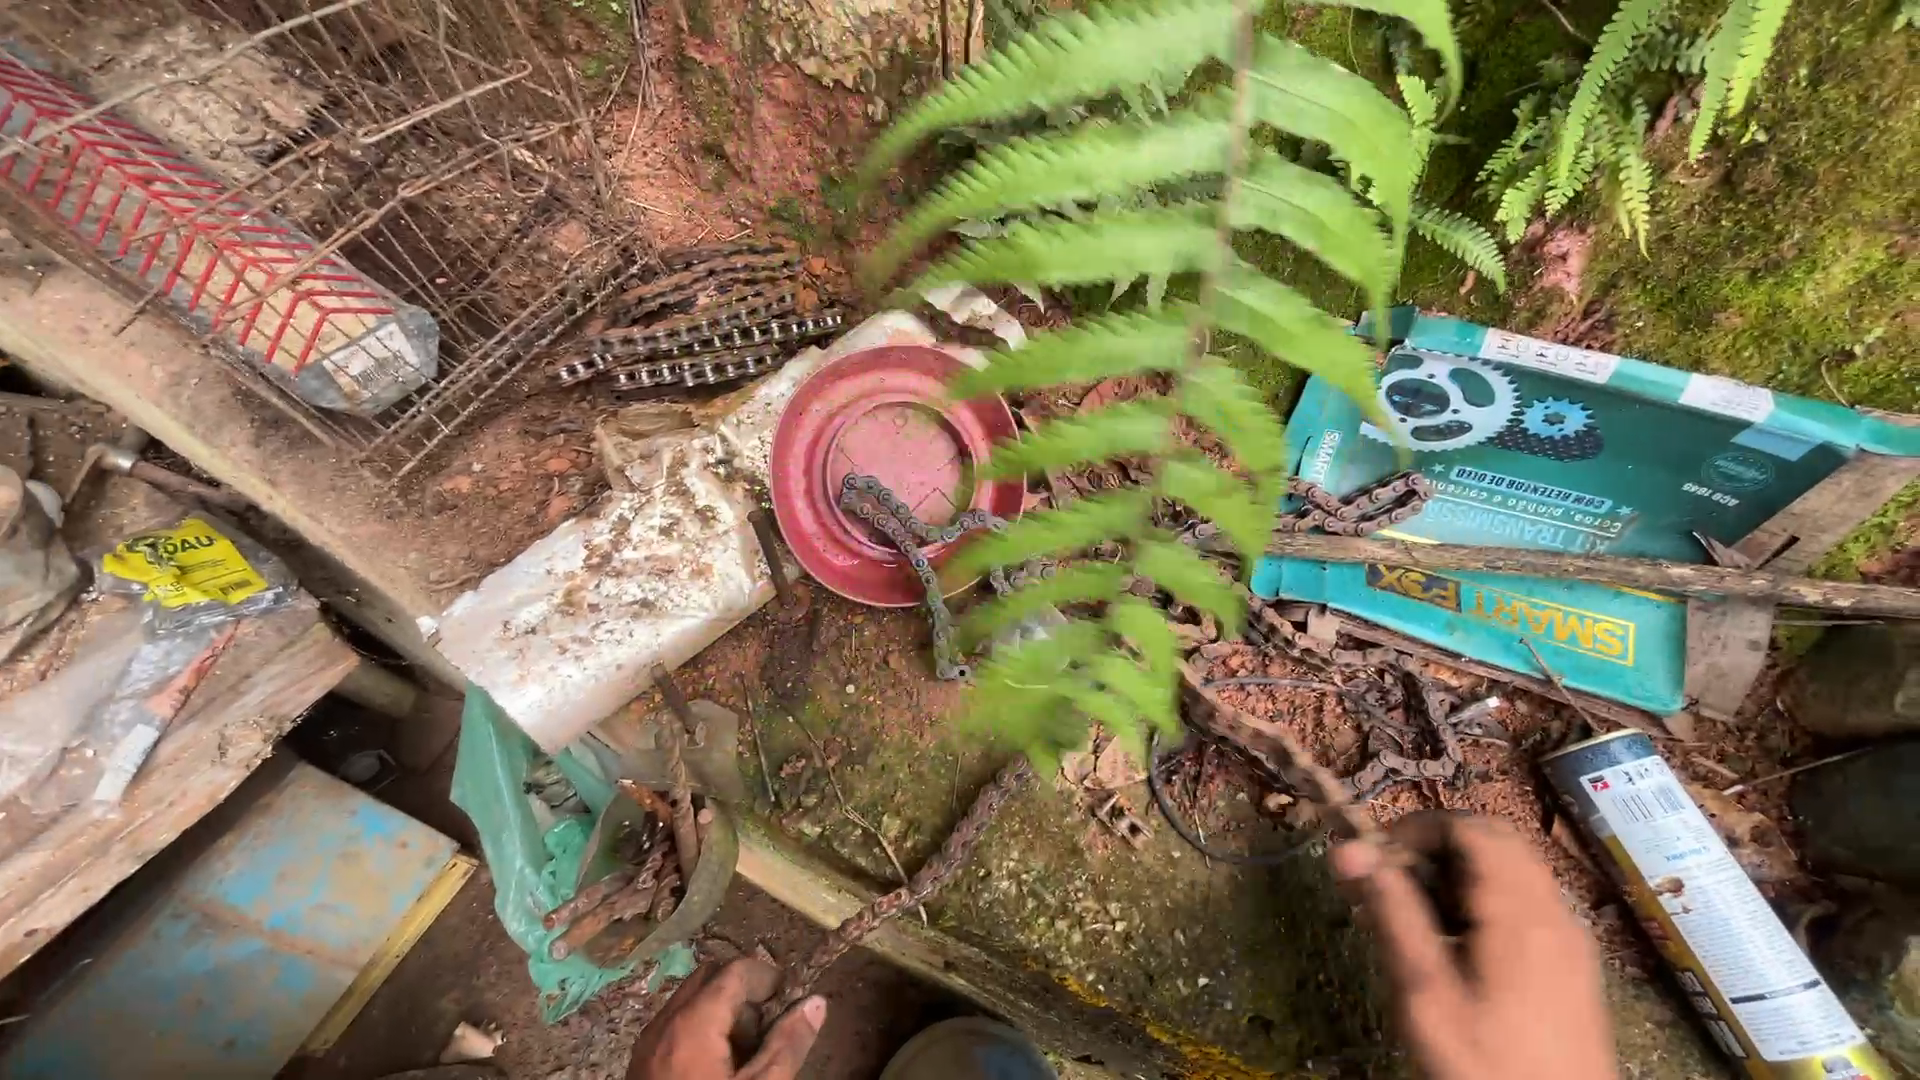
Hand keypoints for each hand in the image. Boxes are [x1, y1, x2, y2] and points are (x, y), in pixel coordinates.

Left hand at [626, 958, 826, 1079]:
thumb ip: (788, 1044)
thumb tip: (816, 1002)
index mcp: (693, 1023)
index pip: (737, 970)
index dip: (770, 978)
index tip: (791, 1005)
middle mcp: (663, 1024)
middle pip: (710, 977)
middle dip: (745, 991)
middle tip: (770, 1026)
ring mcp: (646, 1047)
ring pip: (691, 1001)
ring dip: (724, 1011)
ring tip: (749, 1053)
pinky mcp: (640, 1070)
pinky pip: (675, 1028)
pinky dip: (703, 1031)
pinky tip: (720, 1071)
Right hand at [1332, 813, 1614, 1079]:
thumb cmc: (1484, 1065)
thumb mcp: (1424, 993)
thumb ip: (1390, 912)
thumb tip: (1346, 847)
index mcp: (1519, 913)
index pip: (1467, 827)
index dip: (1415, 828)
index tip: (1378, 862)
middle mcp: (1553, 912)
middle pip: (1494, 836)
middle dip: (1436, 843)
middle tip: (1396, 879)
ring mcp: (1570, 936)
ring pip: (1512, 864)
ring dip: (1460, 867)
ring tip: (1420, 912)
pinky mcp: (1573, 960)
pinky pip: (1527, 895)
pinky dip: (1485, 892)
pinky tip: (1459, 938)